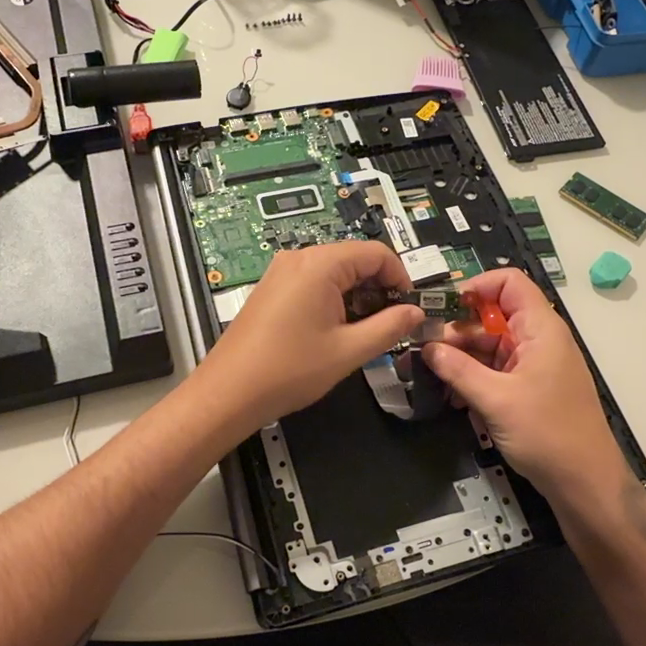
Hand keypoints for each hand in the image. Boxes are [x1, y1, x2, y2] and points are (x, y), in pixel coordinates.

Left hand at [195, 242, 422, 431]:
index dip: (401, 278)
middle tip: (390, 325)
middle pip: (355, 259)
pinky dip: (333, 300)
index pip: (376, 253)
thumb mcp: (349, 351)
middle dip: (379, 289)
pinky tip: (335, 331)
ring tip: (363, 333)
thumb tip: (415, 313)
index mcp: (320, 264)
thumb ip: (389, 327)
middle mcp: (298, 258)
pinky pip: (313, 283)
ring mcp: (281, 272)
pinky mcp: (272, 289)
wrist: (230, 392)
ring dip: (356, 297)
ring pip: (335, 273)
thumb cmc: (289, 370)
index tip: (409, 309)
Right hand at [421, 268, 633, 515]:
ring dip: (461, 359)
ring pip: (490, 346)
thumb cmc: (546, 433)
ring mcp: (535, 366)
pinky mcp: (530, 390)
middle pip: (492, 316)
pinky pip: (496, 372)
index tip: (442, 309)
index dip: (475, 286)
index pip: (508, 283)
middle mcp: (539, 340)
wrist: (584, 482)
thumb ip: (458, 369)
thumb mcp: (495, 399)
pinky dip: (474, 379)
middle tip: (425, 351)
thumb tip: (427, 347)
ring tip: (432, 378)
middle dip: (457, 331)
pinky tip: (454, 398)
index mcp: (540, 329)